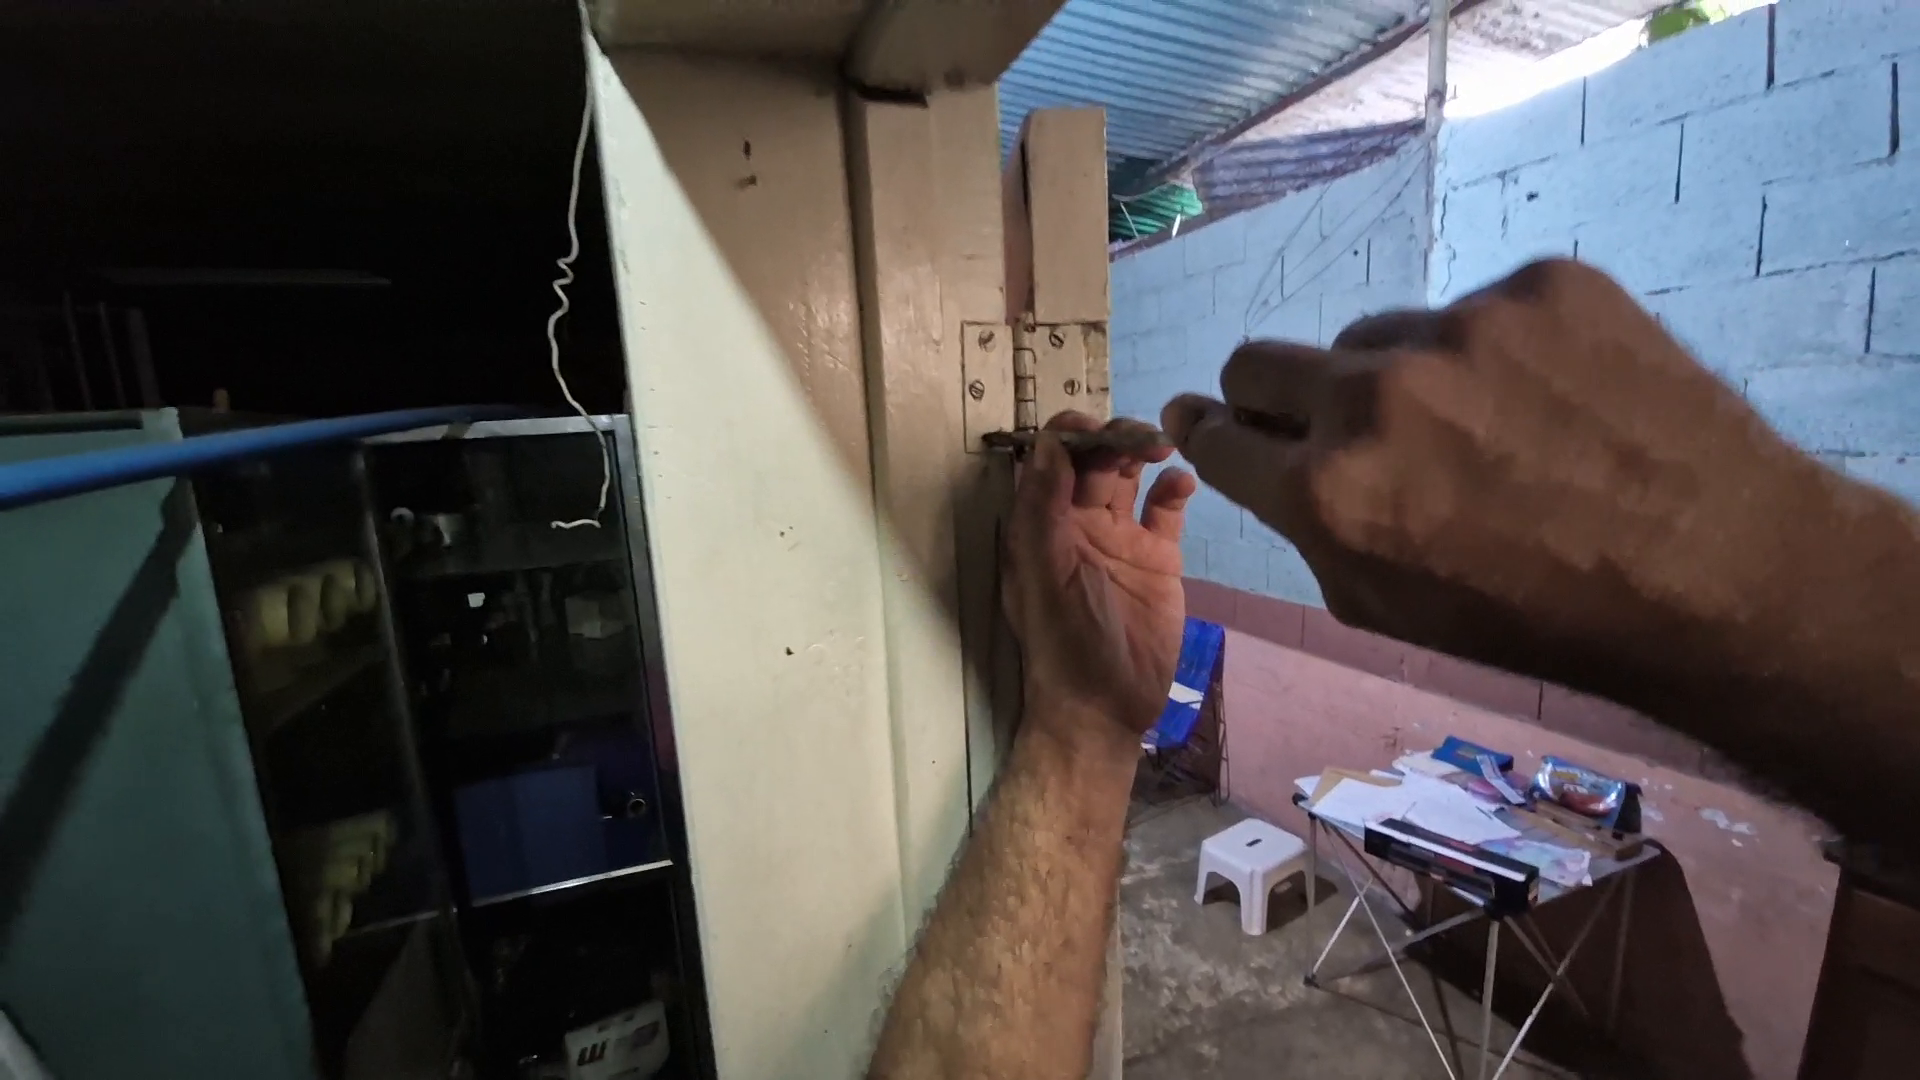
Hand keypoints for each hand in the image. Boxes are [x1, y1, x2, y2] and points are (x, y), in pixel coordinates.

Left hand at [1004, 412, 1194, 743]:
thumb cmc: (1065, 643)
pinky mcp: (1157, 557)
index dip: (1067, 435)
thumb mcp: (1046, 575)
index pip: (1050, 461)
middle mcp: (1078, 523)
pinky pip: (1165, 510)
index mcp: (1042, 525)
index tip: (1092, 425)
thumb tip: (1045, 446)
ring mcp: (1120, 538)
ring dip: (1141, 453)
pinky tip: (1182, 483)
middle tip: (1139, 436)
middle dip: (1112, 438)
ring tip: (1163, 447)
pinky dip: (1174, 489)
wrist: (1104, 706)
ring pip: (1128, 477)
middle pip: (1093, 460)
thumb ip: (1042, 511)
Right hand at [1161, 258, 1835, 692]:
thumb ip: (1298, 523)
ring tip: (1464, 423)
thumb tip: (1249, 455)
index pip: (1216, 438)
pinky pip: (1462, 311)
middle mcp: (1370, 398)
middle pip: (1256, 361)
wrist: (1715, 575)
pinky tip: (1536, 397)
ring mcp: (1457, 330)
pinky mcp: (1540, 284)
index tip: (1196, 417)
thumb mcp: (1372, 600)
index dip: (1201, 429)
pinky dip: (1477, 354)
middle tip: (1319, 422)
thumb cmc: (1518, 613)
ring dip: (1383, 378)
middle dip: (1266, 396)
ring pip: (1364, 336)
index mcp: (1325, 490)